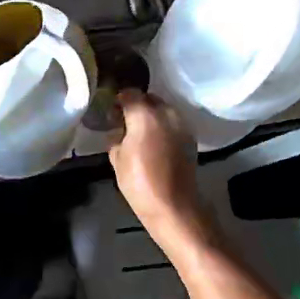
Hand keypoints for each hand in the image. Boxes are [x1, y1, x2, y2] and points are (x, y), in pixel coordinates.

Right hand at [108, 90, 210, 249]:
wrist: (173, 204)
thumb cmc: (139, 182)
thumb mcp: (116, 159)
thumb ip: (116, 138)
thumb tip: (118, 132)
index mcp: (145, 115)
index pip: (129, 94)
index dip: (118, 99)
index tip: (110, 109)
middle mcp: (167, 113)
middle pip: (149, 99)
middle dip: (136, 106)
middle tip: (123, 121)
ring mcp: (182, 124)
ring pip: (163, 110)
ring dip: (150, 116)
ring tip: (138, 133)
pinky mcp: (190, 138)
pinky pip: (172, 124)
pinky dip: (162, 127)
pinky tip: (153, 143)